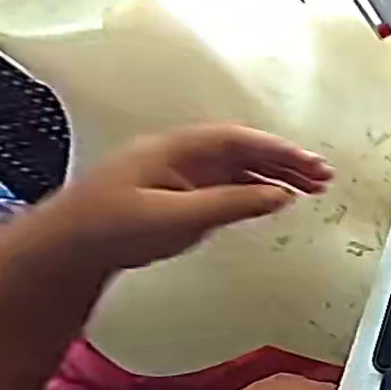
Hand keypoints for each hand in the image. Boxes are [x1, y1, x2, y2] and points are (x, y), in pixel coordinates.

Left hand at [40, 123, 333, 270]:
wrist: (66, 250)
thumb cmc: (112, 228)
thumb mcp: (179, 217)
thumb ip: (234, 204)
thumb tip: (282, 195)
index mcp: (174, 151)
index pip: (238, 140)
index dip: (279, 149)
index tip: (313, 164)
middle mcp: (180, 156)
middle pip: (245, 149)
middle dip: (287, 161)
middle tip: (324, 177)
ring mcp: (182, 174)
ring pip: (242, 166)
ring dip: (280, 174)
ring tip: (314, 187)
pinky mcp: (184, 193)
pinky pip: (234, 182)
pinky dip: (264, 187)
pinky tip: (281, 197)